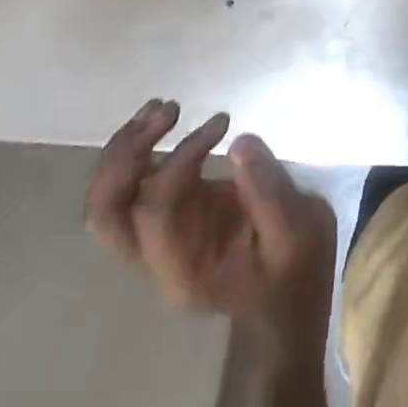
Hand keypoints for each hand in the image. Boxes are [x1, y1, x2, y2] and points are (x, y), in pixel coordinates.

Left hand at [85, 100, 336, 358]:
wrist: (287, 300)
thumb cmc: (296, 270)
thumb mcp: (300, 233)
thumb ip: (269, 191)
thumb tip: (239, 142)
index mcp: (183, 272)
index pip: (156, 210)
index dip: (181, 158)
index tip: (223, 122)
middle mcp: (154, 261)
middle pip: (106, 212)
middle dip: (126, 155)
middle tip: (167, 111)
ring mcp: (154, 241)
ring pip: (108, 198)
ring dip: (126, 148)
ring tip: (163, 106)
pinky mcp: (166, 220)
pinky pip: (131, 188)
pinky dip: (138, 151)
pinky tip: (165, 120)